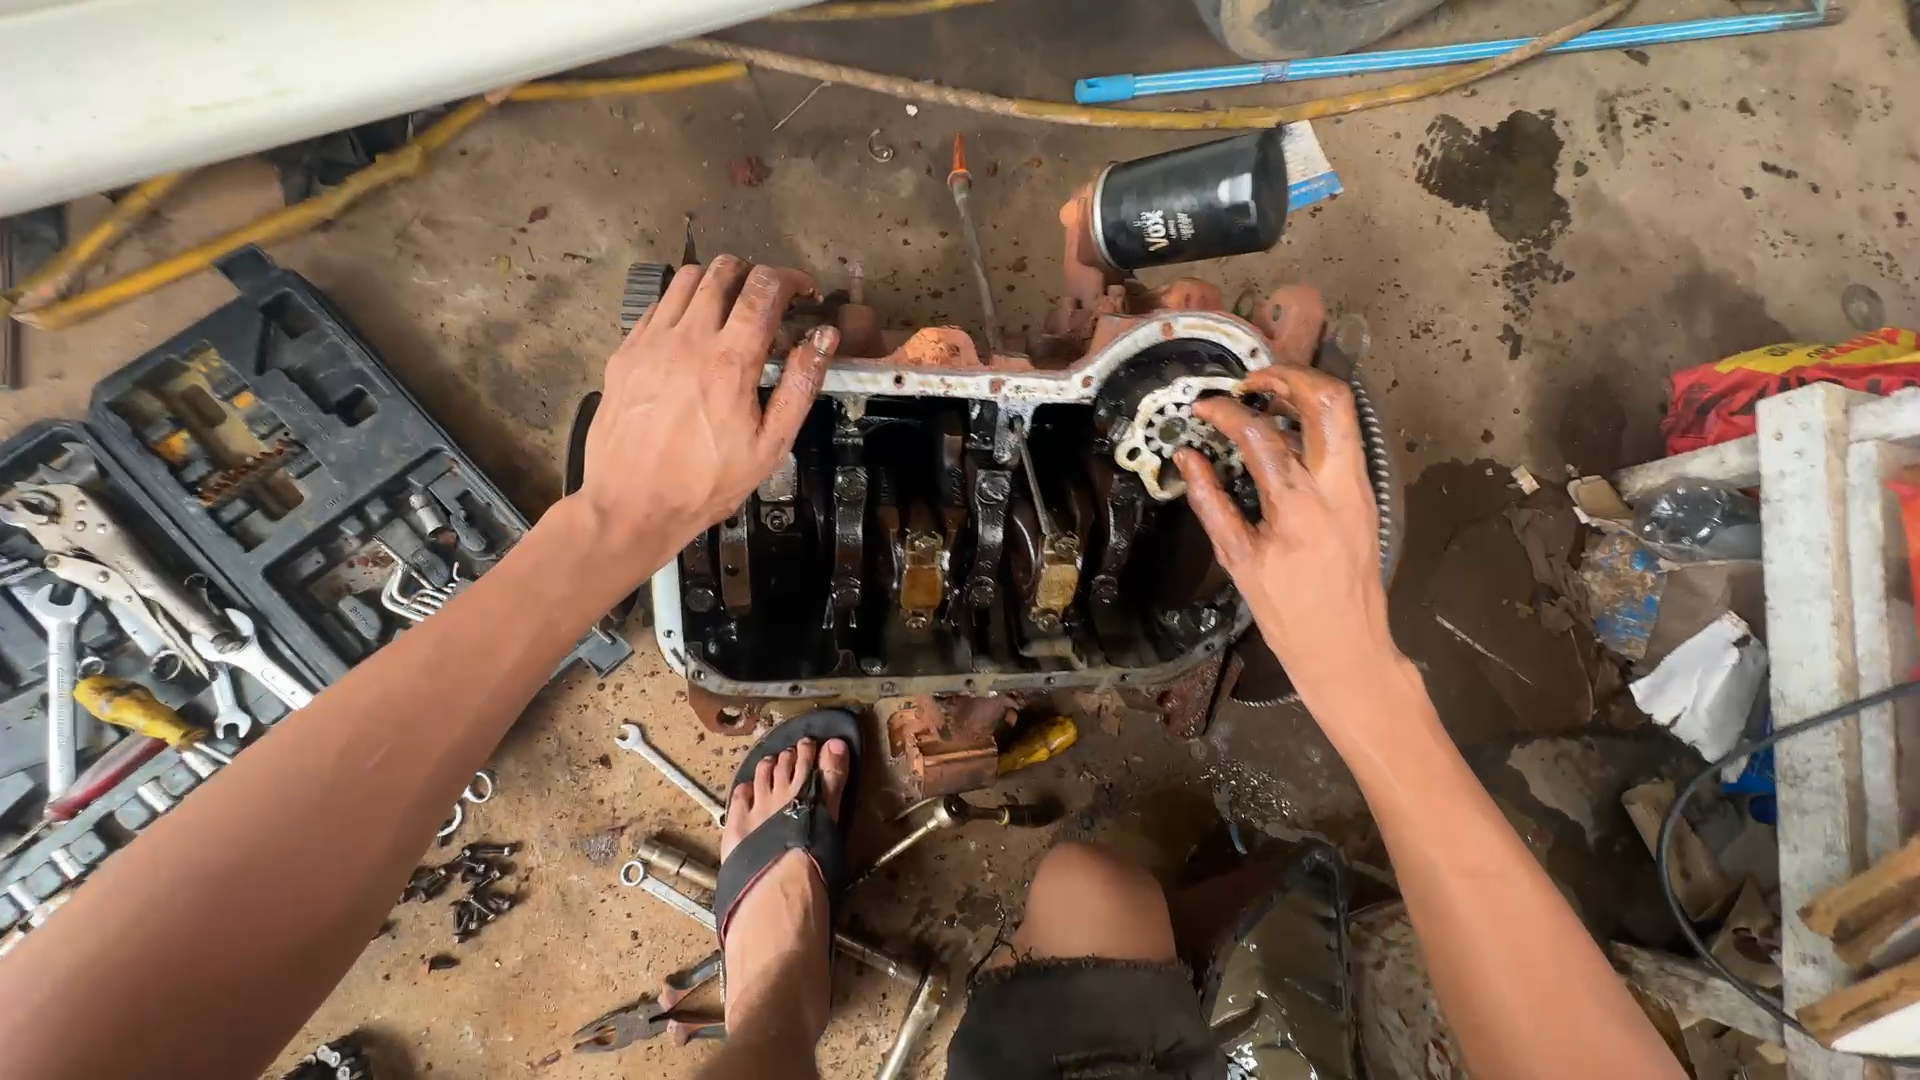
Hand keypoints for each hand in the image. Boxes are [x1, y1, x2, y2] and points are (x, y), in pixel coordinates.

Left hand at [575, 256, 837, 574]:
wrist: (633, 504)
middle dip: (755, 275)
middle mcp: (687, 338)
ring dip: (718, 282)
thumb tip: (823, 338)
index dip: (790, 279)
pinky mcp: (625, 351)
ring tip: (732, 310)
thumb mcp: (770, 445)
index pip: (763, 288)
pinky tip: (693, 334)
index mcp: (729, 360)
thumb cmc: (709, 482)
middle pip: (723, 271)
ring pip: (686, 279)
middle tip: (769, 301)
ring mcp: (650, 341)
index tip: (803, 292)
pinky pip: (658, 306)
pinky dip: (683, 304)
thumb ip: (800, 385)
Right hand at [1174, 364, 1397, 703]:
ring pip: (1346, 413)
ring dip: (1306, 393)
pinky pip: (1345, 439)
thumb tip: (1187, 459)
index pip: (1261, 435)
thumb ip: (1211, 502)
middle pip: (1330, 401)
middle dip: (1289, 375)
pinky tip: (1285, 433)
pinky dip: (1315, 422)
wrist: (1346, 643)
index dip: (1226, 412)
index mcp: (1298, 508)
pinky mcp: (1367, 493)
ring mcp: (1361, 487)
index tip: (1204, 408)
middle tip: (1251, 380)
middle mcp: (1339, 487)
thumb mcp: (1237, 558)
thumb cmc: (1286, 610)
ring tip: (1266, 395)